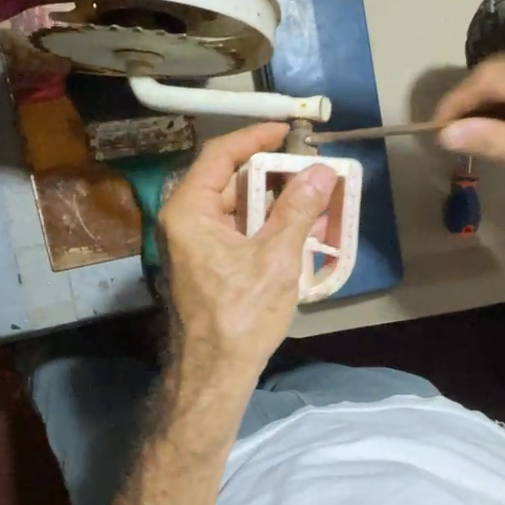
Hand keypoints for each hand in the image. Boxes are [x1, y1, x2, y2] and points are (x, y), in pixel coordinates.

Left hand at [157, 123, 337, 380]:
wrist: (215, 373)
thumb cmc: (240, 314)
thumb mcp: (276, 258)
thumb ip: (298, 210)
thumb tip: (321, 171)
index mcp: (188, 211)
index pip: (220, 156)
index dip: (255, 137)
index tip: (288, 130)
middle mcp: (184, 222)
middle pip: (229, 180)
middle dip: (271, 172)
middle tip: (309, 167)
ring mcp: (193, 245)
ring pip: (235, 207)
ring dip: (272, 200)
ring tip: (311, 194)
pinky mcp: (206, 264)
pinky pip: (236, 230)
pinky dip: (265, 224)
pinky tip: (296, 228)